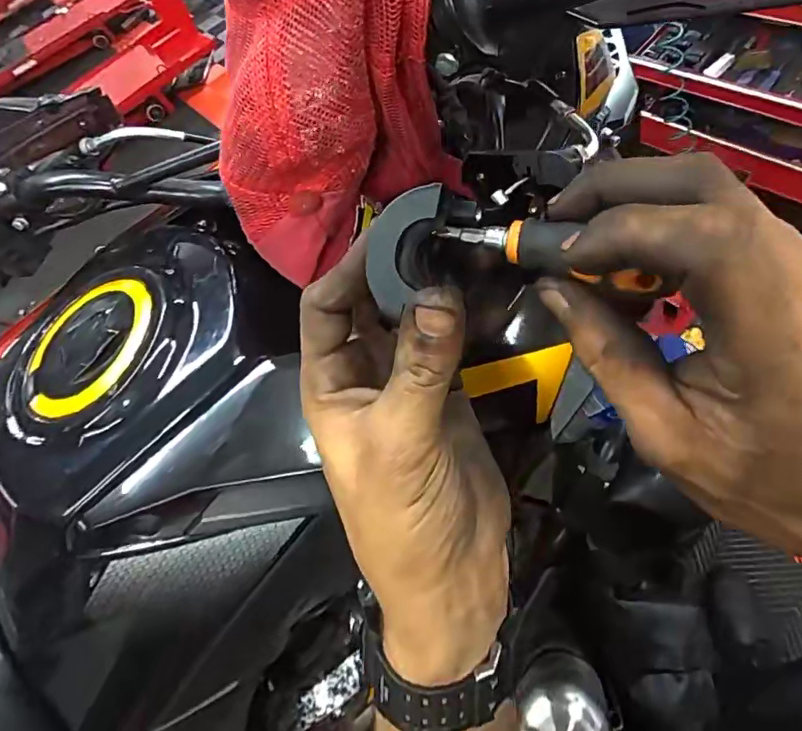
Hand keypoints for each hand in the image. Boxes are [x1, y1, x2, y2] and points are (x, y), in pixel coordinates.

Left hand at [300, 238, 510, 685]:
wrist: (455, 574)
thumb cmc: (404, 518)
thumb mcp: (402, 441)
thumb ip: (420, 366)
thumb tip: (438, 293)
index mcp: (332, 383)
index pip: (325, 308)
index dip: (348, 268)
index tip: (389, 231)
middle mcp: (365, 374)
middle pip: (369, 304)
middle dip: (391, 267)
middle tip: (432, 227)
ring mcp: (408, 380)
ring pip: (410, 317)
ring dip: (427, 286)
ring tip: (457, 246)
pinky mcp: (448, 389)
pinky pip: (447, 339)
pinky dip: (459, 313)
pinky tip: (477, 287)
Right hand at [533, 155, 801, 590]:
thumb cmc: (764, 483)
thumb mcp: (665, 438)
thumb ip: (606, 353)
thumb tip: (552, 285)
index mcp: (782, 341)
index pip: (708, 237)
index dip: (625, 228)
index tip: (564, 256)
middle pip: (706, 183)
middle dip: (618, 186)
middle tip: (560, 218)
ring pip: (714, 185)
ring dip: (638, 196)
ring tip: (589, 236)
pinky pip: (726, 210)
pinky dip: (666, 216)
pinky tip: (638, 254)